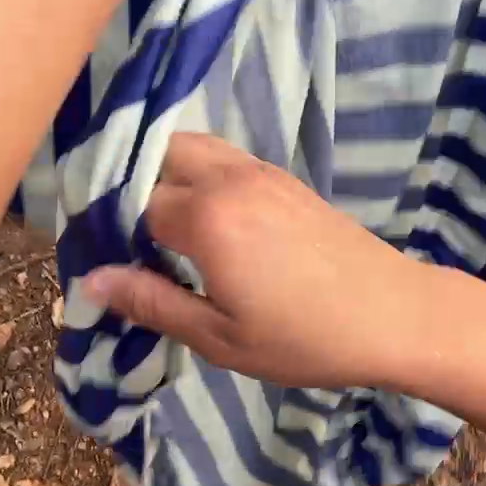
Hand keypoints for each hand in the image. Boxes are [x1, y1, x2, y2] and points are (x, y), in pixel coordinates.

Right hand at [84, 133, 439, 388]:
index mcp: (208, 218)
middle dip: (130, 185)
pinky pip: (225, 156)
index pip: (133, 204)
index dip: (110, 229)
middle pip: (158, 155)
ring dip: (165, 171)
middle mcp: (230, 179)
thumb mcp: (220, 337)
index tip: (101, 256)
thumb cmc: (305, 337)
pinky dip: (199, 171)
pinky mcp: (285, 177)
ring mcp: (262, 171)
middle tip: (123, 233)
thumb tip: (90, 280)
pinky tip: (205, 215)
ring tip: (158, 221)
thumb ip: (152, 302)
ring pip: (193, 147)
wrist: (394, 314)